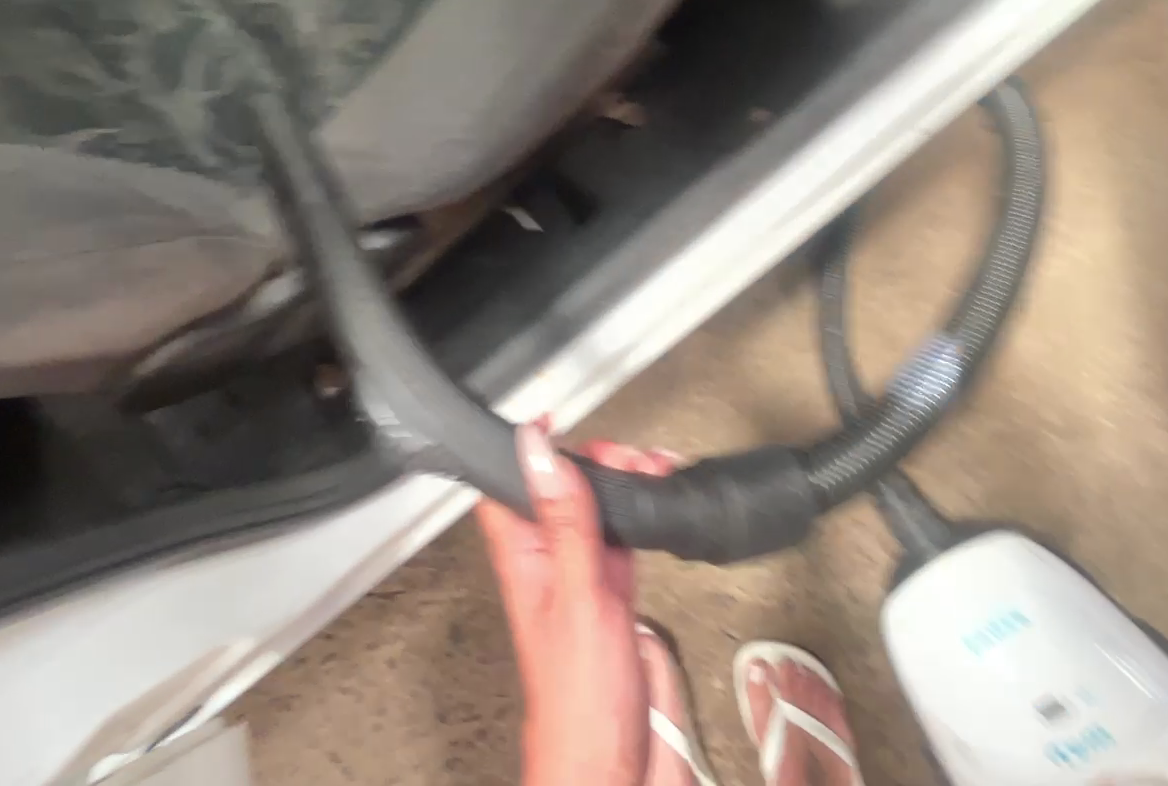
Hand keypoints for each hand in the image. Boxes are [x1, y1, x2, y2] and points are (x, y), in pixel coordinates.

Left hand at [476, 422, 677, 785]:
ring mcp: (583, 575)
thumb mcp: (577, 593)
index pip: (508, 485)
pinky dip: (642, 515)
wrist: (612, 763)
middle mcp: (549, 560)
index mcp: (523, 556)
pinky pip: (624, 537)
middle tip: (628, 455)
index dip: (523, 448)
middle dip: (593, 460)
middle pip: (559, 489)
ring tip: (654, 468)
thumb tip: (538, 451)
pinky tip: (659, 501)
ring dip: (623, 482)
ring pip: (596, 508)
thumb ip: (565, 519)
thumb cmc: (578, 696)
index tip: (550, 417)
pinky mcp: (614, 592)